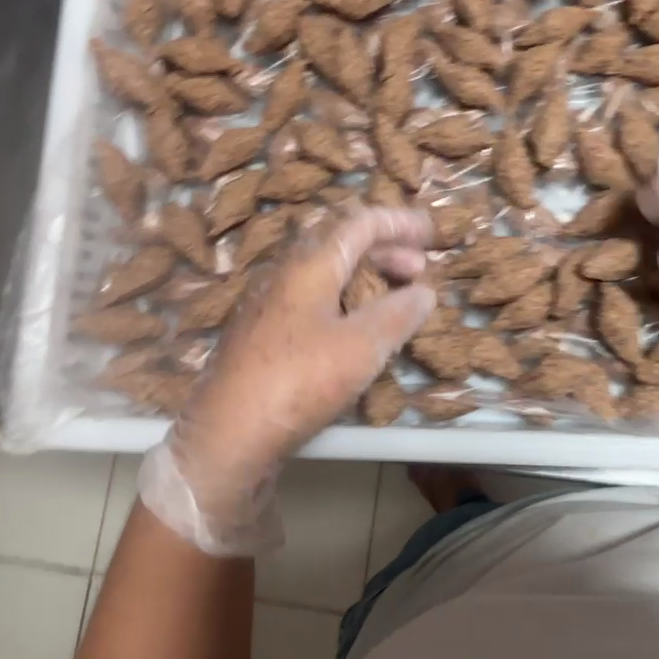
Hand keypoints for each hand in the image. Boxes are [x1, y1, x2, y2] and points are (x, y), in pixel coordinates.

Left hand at [137, 207, 436, 554]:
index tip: (431, 232)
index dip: (399, 222)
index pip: (360, 224)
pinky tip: (357, 331)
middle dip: (386, 251)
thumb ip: (398, 314)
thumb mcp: (361, 346)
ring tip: (395, 300)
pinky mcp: (264, 337)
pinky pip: (314, 303)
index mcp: (310, 265)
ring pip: (326, 276)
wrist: (227, 435)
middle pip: (342, 246)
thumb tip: (424, 291)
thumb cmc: (298, 381)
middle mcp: (286, 275)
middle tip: (420, 270)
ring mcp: (270, 306)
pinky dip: (346, 303)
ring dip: (366, 279)